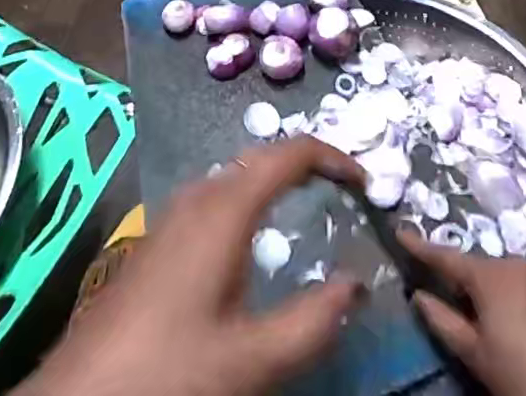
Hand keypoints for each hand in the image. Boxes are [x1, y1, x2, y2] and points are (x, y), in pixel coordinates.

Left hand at [16, 138, 367, 395]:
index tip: (365, 183)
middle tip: (344, 192)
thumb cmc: (172, 370)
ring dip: (276, 180)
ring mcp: (173, 214)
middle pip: (261, 158)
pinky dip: (250, 199)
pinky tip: (256, 238)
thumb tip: (357, 284)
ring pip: (236, 176)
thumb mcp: (253, 359)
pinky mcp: (159, 236)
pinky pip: (216, 197)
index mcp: (224, 209)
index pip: (288, 155)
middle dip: (306, 164)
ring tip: (311, 204)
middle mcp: (198, 196)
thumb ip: (313, 321)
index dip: (332, 157)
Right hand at [400, 229, 525, 395]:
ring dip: (473, 285)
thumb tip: (419, 296)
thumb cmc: (523, 380)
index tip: (398, 231)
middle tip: (425, 279)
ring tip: (453, 300)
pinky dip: (495, 293)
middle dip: (450, 272)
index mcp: (493, 275)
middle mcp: (516, 265)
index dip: (420, 247)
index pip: (447, 256)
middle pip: (472, 264)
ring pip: (493, 274)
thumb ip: (443, 321)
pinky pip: (512, 284)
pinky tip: (487, 313)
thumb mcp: (476, 355)